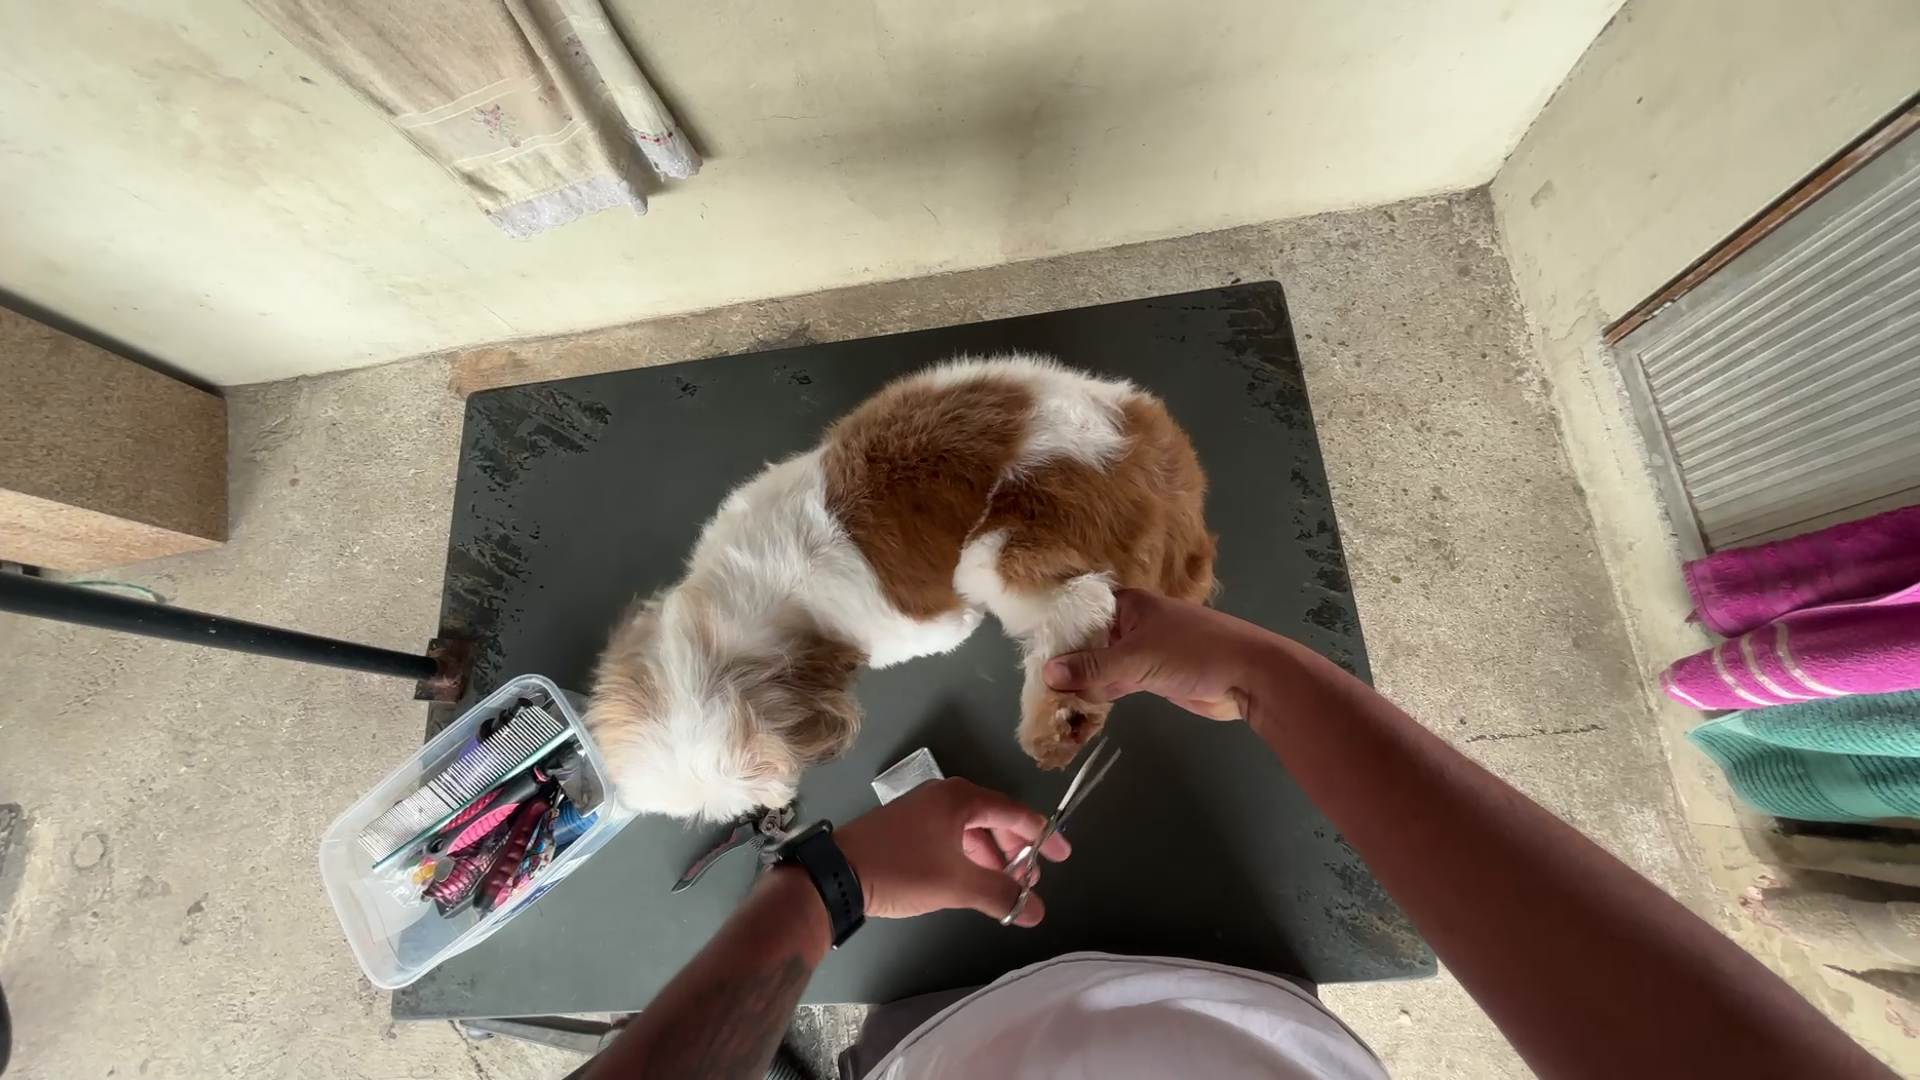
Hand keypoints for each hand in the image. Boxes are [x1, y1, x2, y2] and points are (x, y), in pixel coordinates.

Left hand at [833, 777, 1070, 927]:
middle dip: (1017, 851)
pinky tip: (975, 881)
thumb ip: (1000, 895)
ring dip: (994, 858)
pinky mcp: (911, 825)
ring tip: (1006, 887)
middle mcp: (946, 795)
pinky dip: (971, 857)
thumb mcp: (956, 884)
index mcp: (961, 797)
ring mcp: (926, 808)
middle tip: (1031, 881)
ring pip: (973, 830)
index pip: (1015, 812)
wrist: (838, 873)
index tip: (1064, 855)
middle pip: (995, 819)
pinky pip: (955, 836)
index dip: (1043, 835)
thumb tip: (1037, 910)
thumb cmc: (902, 869)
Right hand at [1043, 588, 1274, 719]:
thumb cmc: (1194, 652)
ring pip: (1102, 666)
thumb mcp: (1137, 657)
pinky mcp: (1151, 677)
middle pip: (1088, 643)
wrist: (1250, 677)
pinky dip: (1100, 696)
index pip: (1080, 615)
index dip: (1057, 635)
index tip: (1033, 658)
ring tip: (1052, 704)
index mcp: (1128, 605)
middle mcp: (1131, 624)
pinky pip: (1116, 684)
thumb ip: (1092, 667)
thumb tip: (1047, 674)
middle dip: (1066, 664)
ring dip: (1082, 684)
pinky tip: (1079, 711)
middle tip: (1038, 688)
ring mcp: (1142, 652)